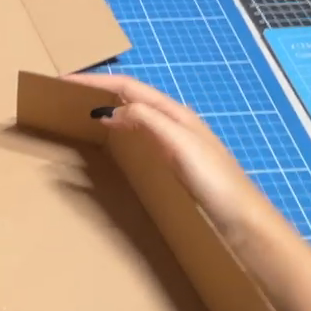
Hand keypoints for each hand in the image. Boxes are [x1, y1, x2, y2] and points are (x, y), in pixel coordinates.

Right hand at [65, 73, 275, 239]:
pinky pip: (138, 141)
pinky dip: (117, 135)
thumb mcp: (181, 144)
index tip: (62, 82)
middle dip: (98, 92)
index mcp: (175, 113)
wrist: (248, 229)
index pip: (127, 86)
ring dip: (106, 111)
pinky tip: (110, 149)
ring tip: (79, 117)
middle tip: (66, 98)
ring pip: (133, 118)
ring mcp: (175, 146)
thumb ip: (147, 120)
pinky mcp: (175, 169)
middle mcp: (174, 124)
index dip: (95, 81)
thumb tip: (107, 110)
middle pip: (129, 98)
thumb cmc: (216, 183)